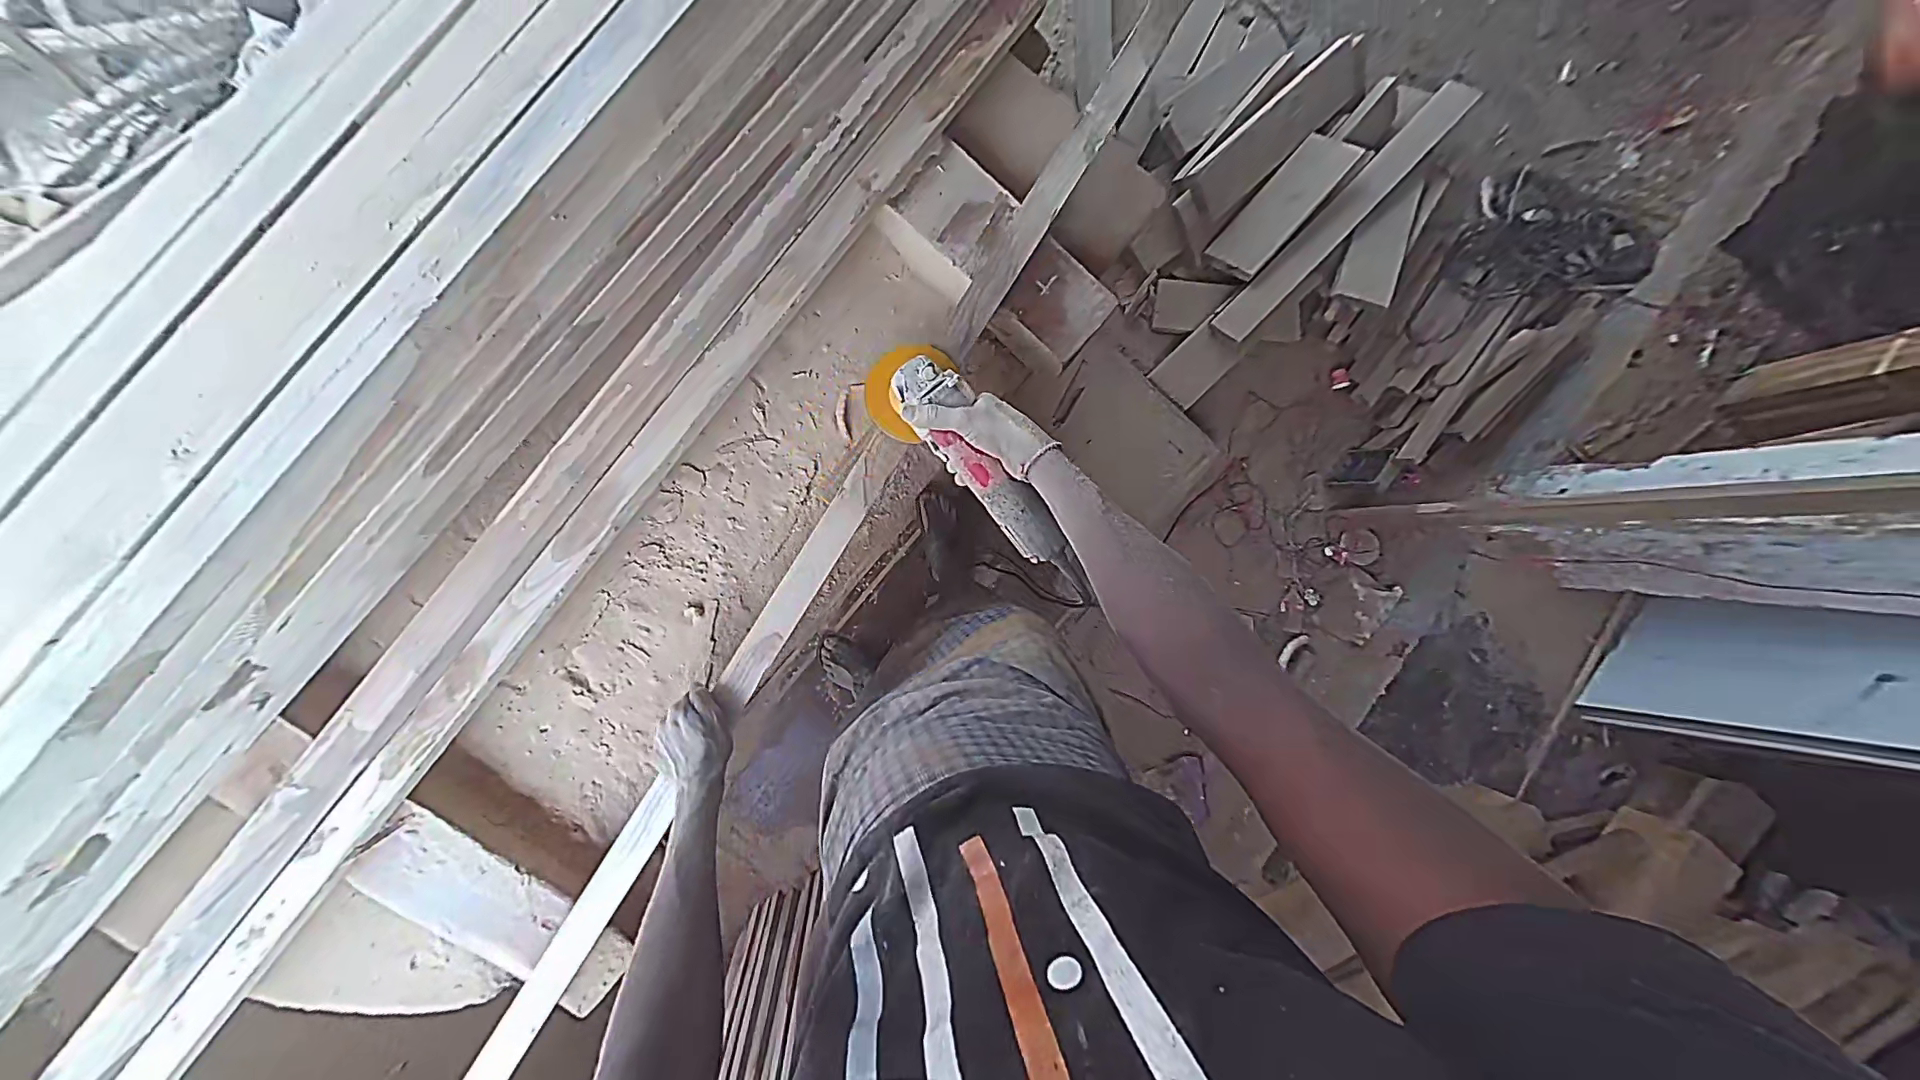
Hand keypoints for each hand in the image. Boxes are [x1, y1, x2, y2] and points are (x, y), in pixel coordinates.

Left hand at [658, 688, 730, 794]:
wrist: (698, 780)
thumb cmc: (712, 749)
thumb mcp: (716, 718)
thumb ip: (703, 699)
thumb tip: (695, 687)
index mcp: (679, 710)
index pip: (691, 694)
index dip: (703, 703)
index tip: (710, 714)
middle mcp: (664, 721)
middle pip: (681, 709)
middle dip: (692, 715)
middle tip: (706, 728)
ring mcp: (659, 738)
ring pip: (674, 724)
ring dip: (684, 728)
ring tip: (697, 741)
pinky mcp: (657, 752)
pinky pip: (669, 739)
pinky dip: (677, 741)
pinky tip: (688, 750)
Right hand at [898, 393, 1060, 480]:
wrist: (1030, 458)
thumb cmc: (1006, 432)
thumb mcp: (963, 420)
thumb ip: (935, 416)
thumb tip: (910, 410)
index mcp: (982, 403)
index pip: (953, 409)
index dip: (940, 422)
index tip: (932, 431)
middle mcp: (988, 420)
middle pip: (957, 433)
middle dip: (949, 446)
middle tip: (946, 451)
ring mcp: (993, 440)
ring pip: (966, 450)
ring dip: (959, 460)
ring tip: (957, 465)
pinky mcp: (997, 458)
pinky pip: (977, 463)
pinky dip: (970, 470)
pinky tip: (967, 474)